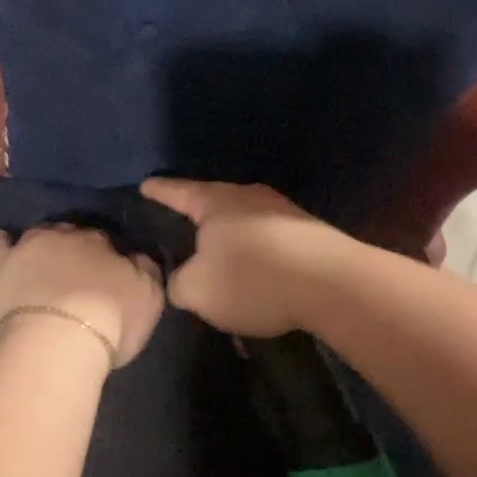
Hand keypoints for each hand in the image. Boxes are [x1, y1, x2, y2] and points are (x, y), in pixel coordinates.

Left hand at [0, 225, 165, 367]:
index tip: (109, 277)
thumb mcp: (149, 297)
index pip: (106, 242)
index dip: (108, 259)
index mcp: (101, 241)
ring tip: (49, 262)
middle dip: (76, 250)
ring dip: (46, 243)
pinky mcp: (2, 266)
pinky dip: (5, 241)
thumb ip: (147, 270)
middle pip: (72, 235)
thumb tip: (139, 257)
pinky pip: (2, 244)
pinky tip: (5, 240)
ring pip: (41, 234)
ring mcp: (29, 247)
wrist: (56, 340)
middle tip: (79, 276)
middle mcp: (65, 235)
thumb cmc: (110, 319)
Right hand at [138, 178, 347, 336]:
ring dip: (231, 247)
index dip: (158, 192)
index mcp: (215, 201)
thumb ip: (178, 282)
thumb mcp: (197, 289)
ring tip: (218, 268)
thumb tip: (181, 279)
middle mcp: (248, 197)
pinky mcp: (307, 236)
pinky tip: (254, 288)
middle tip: (178, 232)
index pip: (176, 191)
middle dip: (197, 221)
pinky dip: (256, 263)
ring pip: (244, 228)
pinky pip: (269, 246)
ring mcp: (282, 213)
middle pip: (213, 206)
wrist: (332, 283)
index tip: (144, 186)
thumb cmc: (252, 278)